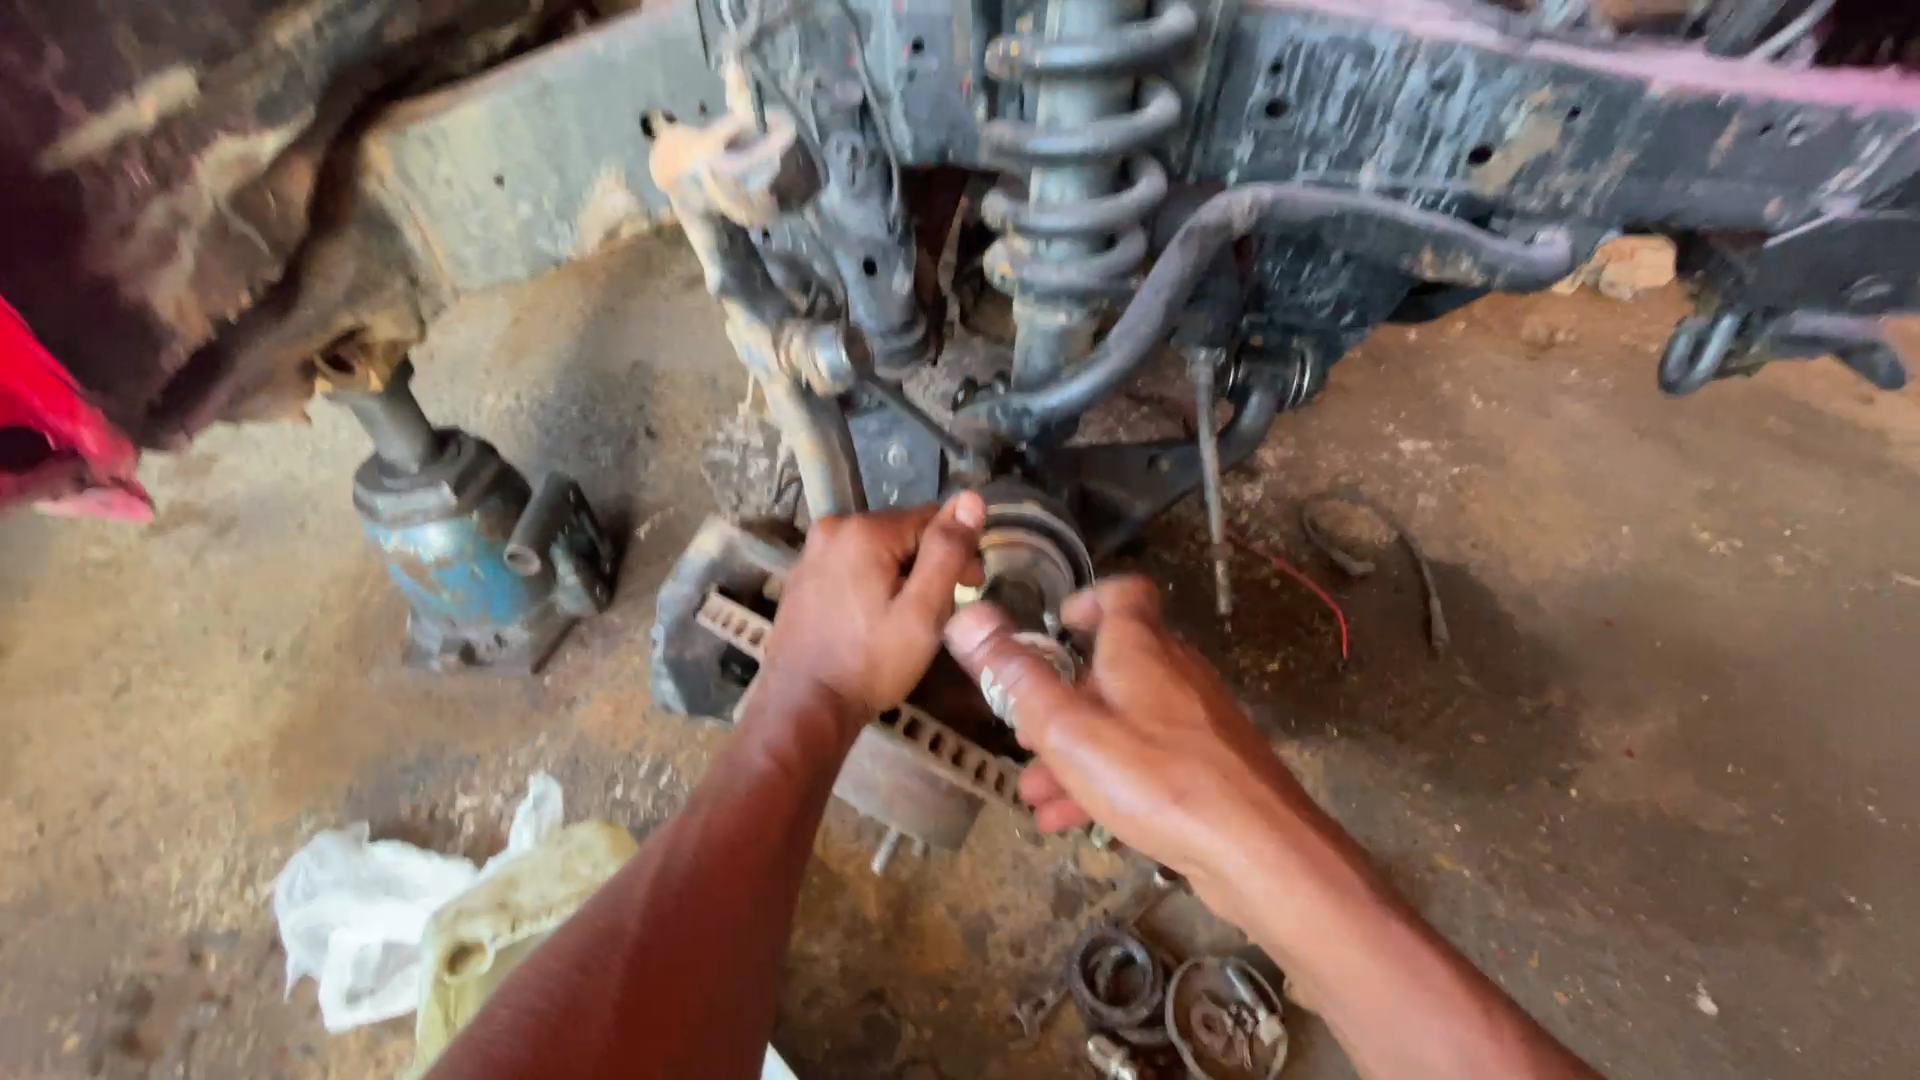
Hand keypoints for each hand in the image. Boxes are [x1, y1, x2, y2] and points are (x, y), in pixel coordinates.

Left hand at [755, 493, 985, 733]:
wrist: (803, 706)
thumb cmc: (871, 663)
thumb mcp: (923, 611)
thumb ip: (947, 552)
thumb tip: (971, 498)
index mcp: (864, 530)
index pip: (932, 519)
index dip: (956, 552)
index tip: (968, 590)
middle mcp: (832, 529)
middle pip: (902, 533)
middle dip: (928, 564)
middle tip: (940, 612)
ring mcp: (811, 553)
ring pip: (877, 551)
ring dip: (900, 575)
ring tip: (907, 620)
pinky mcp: (802, 577)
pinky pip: (852, 567)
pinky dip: (871, 584)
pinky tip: (874, 620)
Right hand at [943, 577, 1328, 908]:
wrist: (1259, 851)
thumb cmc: (1154, 777)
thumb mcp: (1067, 729)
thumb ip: (1015, 676)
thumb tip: (967, 617)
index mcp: (1140, 648)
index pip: (1123, 594)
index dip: (1087, 600)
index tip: (1055, 626)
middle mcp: (1171, 673)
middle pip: (1109, 668)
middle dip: (1060, 698)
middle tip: (1024, 730)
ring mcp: (1193, 722)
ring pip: (1121, 722)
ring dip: (1073, 750)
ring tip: (1032, 790)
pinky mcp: (1207, 767)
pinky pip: (1144, 760)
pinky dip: (1106, 778)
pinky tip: (1068, 821)